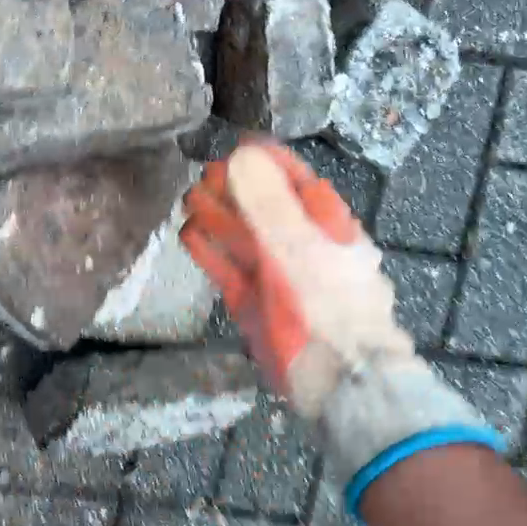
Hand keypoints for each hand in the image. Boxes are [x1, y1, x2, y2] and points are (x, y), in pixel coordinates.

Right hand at [180, 142, 412, 417]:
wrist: (339, 379)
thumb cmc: (326, 304)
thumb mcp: (297, 246)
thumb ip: (267, 202)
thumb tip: (240, 156)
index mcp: (329, 230)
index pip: (299, 184)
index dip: (270, 163)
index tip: (239, 145)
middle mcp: (302, 248)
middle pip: (264, 208)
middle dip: (235, 188)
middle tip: (204, 173)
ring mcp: (276, 275)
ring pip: (241, 237)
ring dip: (216, 215)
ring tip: (188, 198)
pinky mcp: (253, 301)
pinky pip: (227, 269)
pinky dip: (208, 251)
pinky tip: (187, 233)